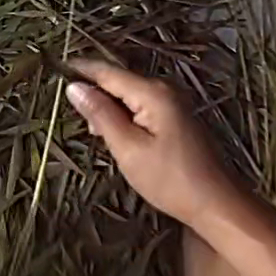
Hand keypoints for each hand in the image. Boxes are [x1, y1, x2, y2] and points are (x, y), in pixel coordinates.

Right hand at [65, 58, 239, 228]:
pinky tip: (113, 134)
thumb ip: (100, 114)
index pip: (107, 72)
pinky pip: (140, 106)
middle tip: (71, 110)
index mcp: (152, 93)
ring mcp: (172, 103)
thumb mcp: (128, 149)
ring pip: (128, 95)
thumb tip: (74, 87)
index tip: (56, 68)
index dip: (80, 69)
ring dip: (107, 106)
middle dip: (93, 91)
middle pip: (118, 80)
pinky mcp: (176, 118)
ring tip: (90, 128)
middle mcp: (163, 89)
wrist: (219, 206)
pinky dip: (122, 115)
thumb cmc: (171, 180)